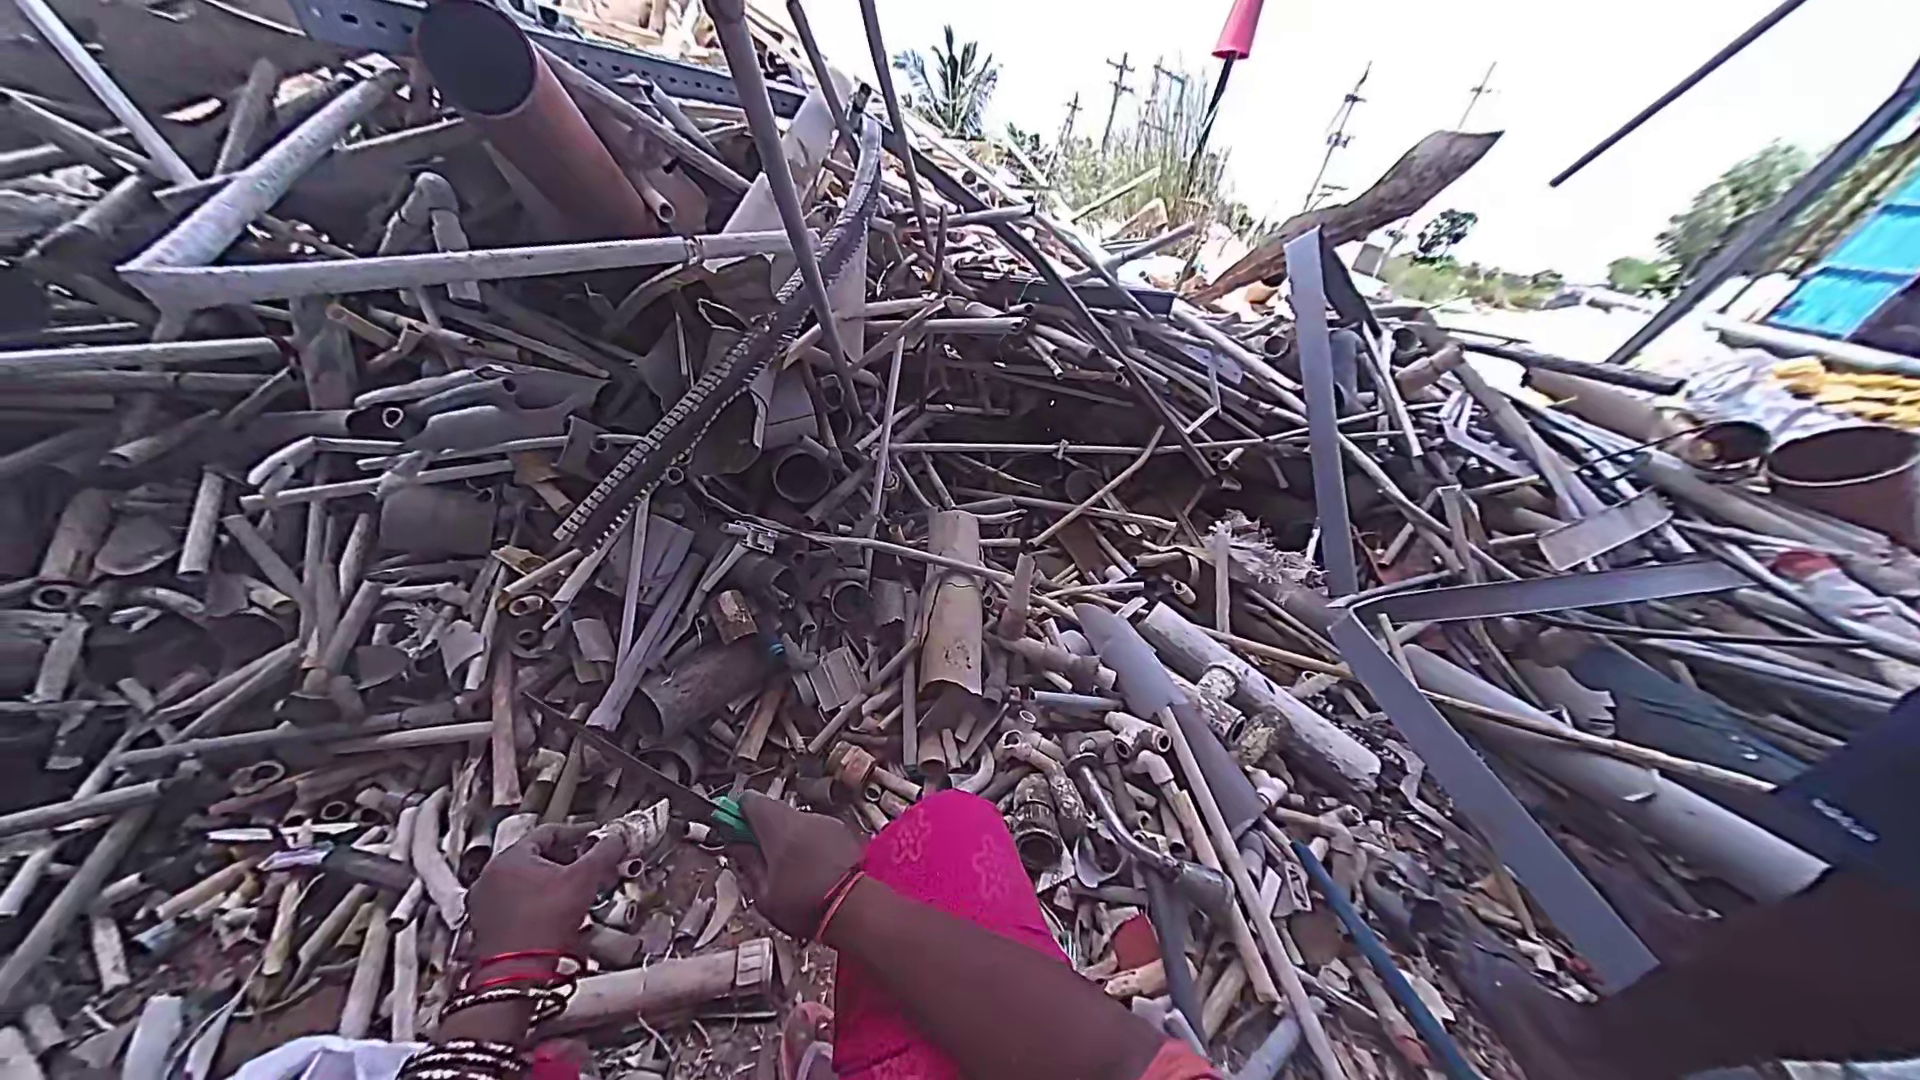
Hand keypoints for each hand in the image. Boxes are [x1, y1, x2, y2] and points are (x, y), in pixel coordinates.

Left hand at [465, 824, 624, 959]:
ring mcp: (486, 905)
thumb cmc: (544, 923)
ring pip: (529, 880)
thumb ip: (605, 850)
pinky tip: (561, 909)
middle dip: (569, 858)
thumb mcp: (586, 877)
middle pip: (538, 856)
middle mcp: (490, 879)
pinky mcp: (487, 928)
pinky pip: (520, 903)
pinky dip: (542, 900)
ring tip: (580, 887)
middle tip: (591, 862)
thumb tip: (615, 839)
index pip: (549, 832)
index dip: (579, 832)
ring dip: (556, 880)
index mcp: (509, 859)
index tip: (595, 836)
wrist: (518, 975)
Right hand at [733, 792, 865, 938]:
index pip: (751, 801)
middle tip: (756, 853)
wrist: (853, 906)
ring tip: (786, 867)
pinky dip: (808, 841)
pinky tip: (810, 866)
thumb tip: (735, 846)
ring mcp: (824, 821)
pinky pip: (816, 829)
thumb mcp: (763, 894)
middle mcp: (802, 817)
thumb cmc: (805, 905)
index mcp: (778, 828)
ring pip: (796, 821)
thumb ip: (747, 863)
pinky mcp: (841, 830)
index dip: (738, 812)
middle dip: (763, 828)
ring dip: (787, 836)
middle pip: (774, 811)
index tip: (732, 827)